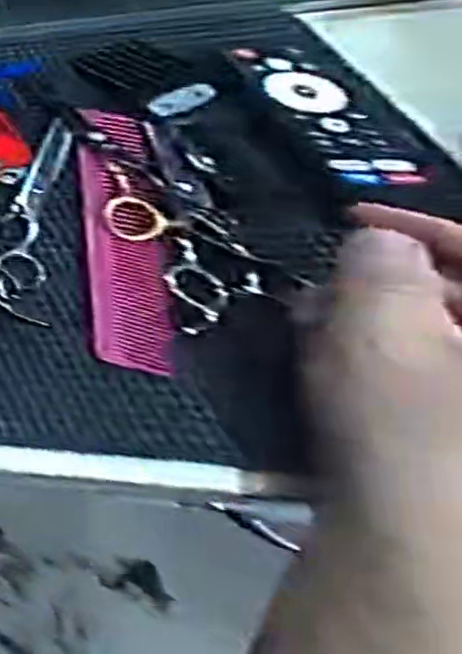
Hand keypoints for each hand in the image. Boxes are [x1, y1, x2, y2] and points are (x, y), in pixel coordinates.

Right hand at [306, 204, 461, 523]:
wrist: (435, 550)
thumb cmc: (414, 435)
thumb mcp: (375, 337)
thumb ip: (378, 271)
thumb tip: (382, 240)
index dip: (427, 227)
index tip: (356, 220)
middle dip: (395, 283)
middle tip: (323, 290)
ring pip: (455, 336)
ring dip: (391, 320)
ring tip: (323, 330)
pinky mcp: (460, 429)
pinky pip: (446, 372)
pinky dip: (402, 357)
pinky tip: (350, 367)